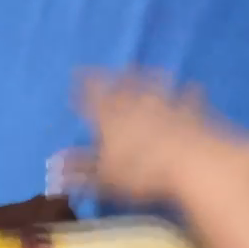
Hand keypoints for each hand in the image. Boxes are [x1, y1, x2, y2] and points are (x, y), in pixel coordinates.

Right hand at [56, 69, 248, 203]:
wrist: (195, 163)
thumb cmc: (141, 173)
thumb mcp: (103, 178)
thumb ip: (79, 169)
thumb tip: (54, 163)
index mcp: (111, 118)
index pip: (92, 97)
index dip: (83, 87)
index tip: (76, 74)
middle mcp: (137, 104)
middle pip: (122, 86)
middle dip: (112, 77)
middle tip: (107, 69)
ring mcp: (168, 103)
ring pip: (153, 85)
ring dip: (146, 77)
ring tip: (143, 69)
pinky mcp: (194, 111)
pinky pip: (187, 97)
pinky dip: (185, 93)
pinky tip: (189, 88)